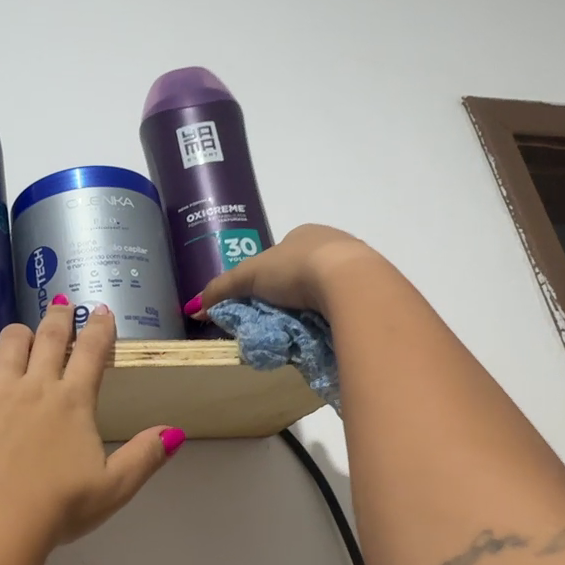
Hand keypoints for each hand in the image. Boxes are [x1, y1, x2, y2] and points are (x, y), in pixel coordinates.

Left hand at [0, 299, 183, 548]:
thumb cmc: (59, 507)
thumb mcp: (113, 487)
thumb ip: (144, 456)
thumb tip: (174, 431)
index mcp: (75, 401)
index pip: (92, 353)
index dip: (100, 329)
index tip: (102, 311)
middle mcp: (38, 385)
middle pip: (51, 338)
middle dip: (60, 318)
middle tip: (63, 306)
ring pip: (12, 343)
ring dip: (20, 331)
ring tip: (23, 330)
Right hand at [189, 223, 383, 318]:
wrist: (351, 282)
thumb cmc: (296, 268)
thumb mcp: (248, 276)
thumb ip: (221, 289)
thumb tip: (194, 309)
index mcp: (304, 234)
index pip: (279, 255)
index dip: (266, 276)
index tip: (259, 299)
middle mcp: (332, 244)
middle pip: (302, 273)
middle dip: (289, 295)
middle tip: (275, 319)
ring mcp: (356, 266)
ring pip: (326, 289)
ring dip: (312, 308)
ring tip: (298, 330)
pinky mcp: (371, 289)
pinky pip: (346, 304)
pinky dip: (332, 317)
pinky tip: (324, 330)